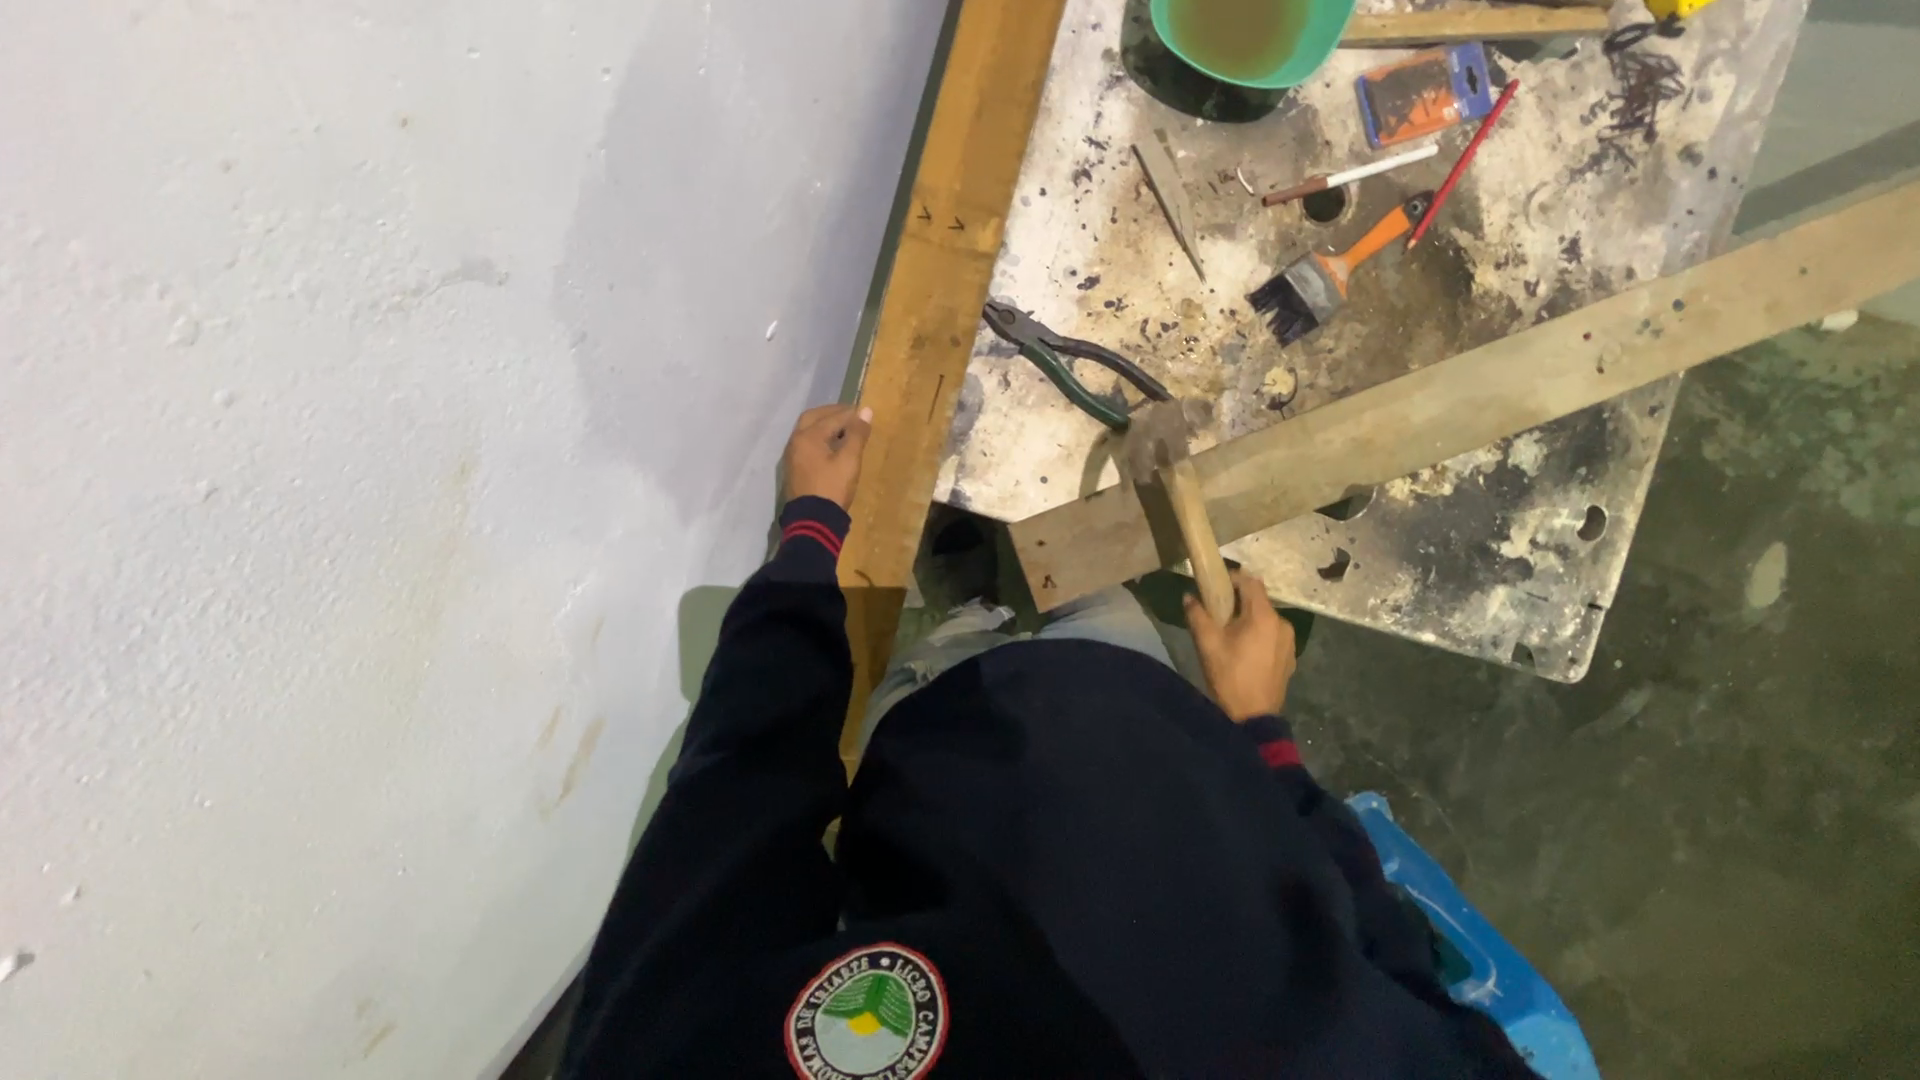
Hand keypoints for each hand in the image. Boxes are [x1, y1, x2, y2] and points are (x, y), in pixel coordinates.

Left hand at [782, 404, 872, 511]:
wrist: (813, 521)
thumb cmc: (832, 488)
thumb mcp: (849, 461)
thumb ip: (857, 434)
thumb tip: (865, 411)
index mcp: (808, 436)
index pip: (832, 417)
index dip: (851, 414)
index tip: (865, 414)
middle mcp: (795, 441)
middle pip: (813, 417)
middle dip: (832, 413)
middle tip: (851, 416)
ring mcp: (792, 456)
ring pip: (807, 431)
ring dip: (825, 425)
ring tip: (844, 430)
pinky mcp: (794, 468)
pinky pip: (806, 444)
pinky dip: (819, 438)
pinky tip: (832, 446)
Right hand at [1185, 572, 1296, 722]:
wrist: (1253, 717)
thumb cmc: (1229, 676)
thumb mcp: (1207, 644)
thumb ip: (1197, 615)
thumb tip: (1189, 596)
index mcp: (1263, 616)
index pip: (1251, 582)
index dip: (1232, 578)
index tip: (1215, 586)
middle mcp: (1282, 623)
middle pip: (1259, 601)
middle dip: (1238, 602)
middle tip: (1217, 612)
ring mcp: (1289, 641)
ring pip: (1266, 619)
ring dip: (1249, 619)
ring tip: (1230, 634)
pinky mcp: (1290, 656)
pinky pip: (1273, 635)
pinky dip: (1259, 635)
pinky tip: (1245, 651)